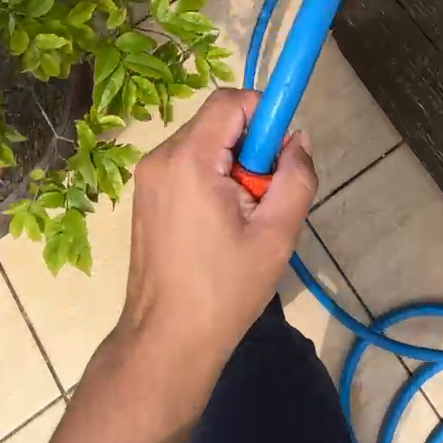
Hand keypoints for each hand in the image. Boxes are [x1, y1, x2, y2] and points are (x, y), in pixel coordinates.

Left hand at [115, 88, 317, 365]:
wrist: (165, 341)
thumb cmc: (224, 289)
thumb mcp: (276, 235)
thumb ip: (296, 177)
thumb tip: (298, 139)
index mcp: (189, 160)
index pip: (230, 101)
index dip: (264, 114)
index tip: (282, 152)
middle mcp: (161, 157)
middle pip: (216, 120)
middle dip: (250, 145)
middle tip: (265, 194)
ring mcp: (148, 176)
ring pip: (203, 142)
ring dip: (232, 163)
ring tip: (243, 216)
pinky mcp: (145, 194)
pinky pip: (187, 162)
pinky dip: (211, 176)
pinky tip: (220, 223)